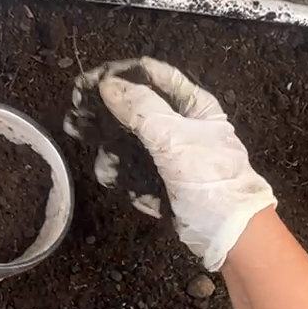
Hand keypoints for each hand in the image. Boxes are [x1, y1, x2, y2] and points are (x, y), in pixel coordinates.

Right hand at [66, 57, 275, 270]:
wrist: (228, 234)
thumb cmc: (210, 179)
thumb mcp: (174, 137)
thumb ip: (140, 108)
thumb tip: (107, 85)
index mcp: (195, 106)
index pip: (155, 76)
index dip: (125, 74)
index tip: (94, 80)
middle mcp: (182, 126)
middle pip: (137, 110)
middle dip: (108, 119)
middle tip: (79, 121)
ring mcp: (171, 156)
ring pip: (129, 144)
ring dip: (113, 156)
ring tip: (106, 168)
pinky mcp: (162, 181)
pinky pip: (133, 172)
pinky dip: (124, 179)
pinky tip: (121, 185)